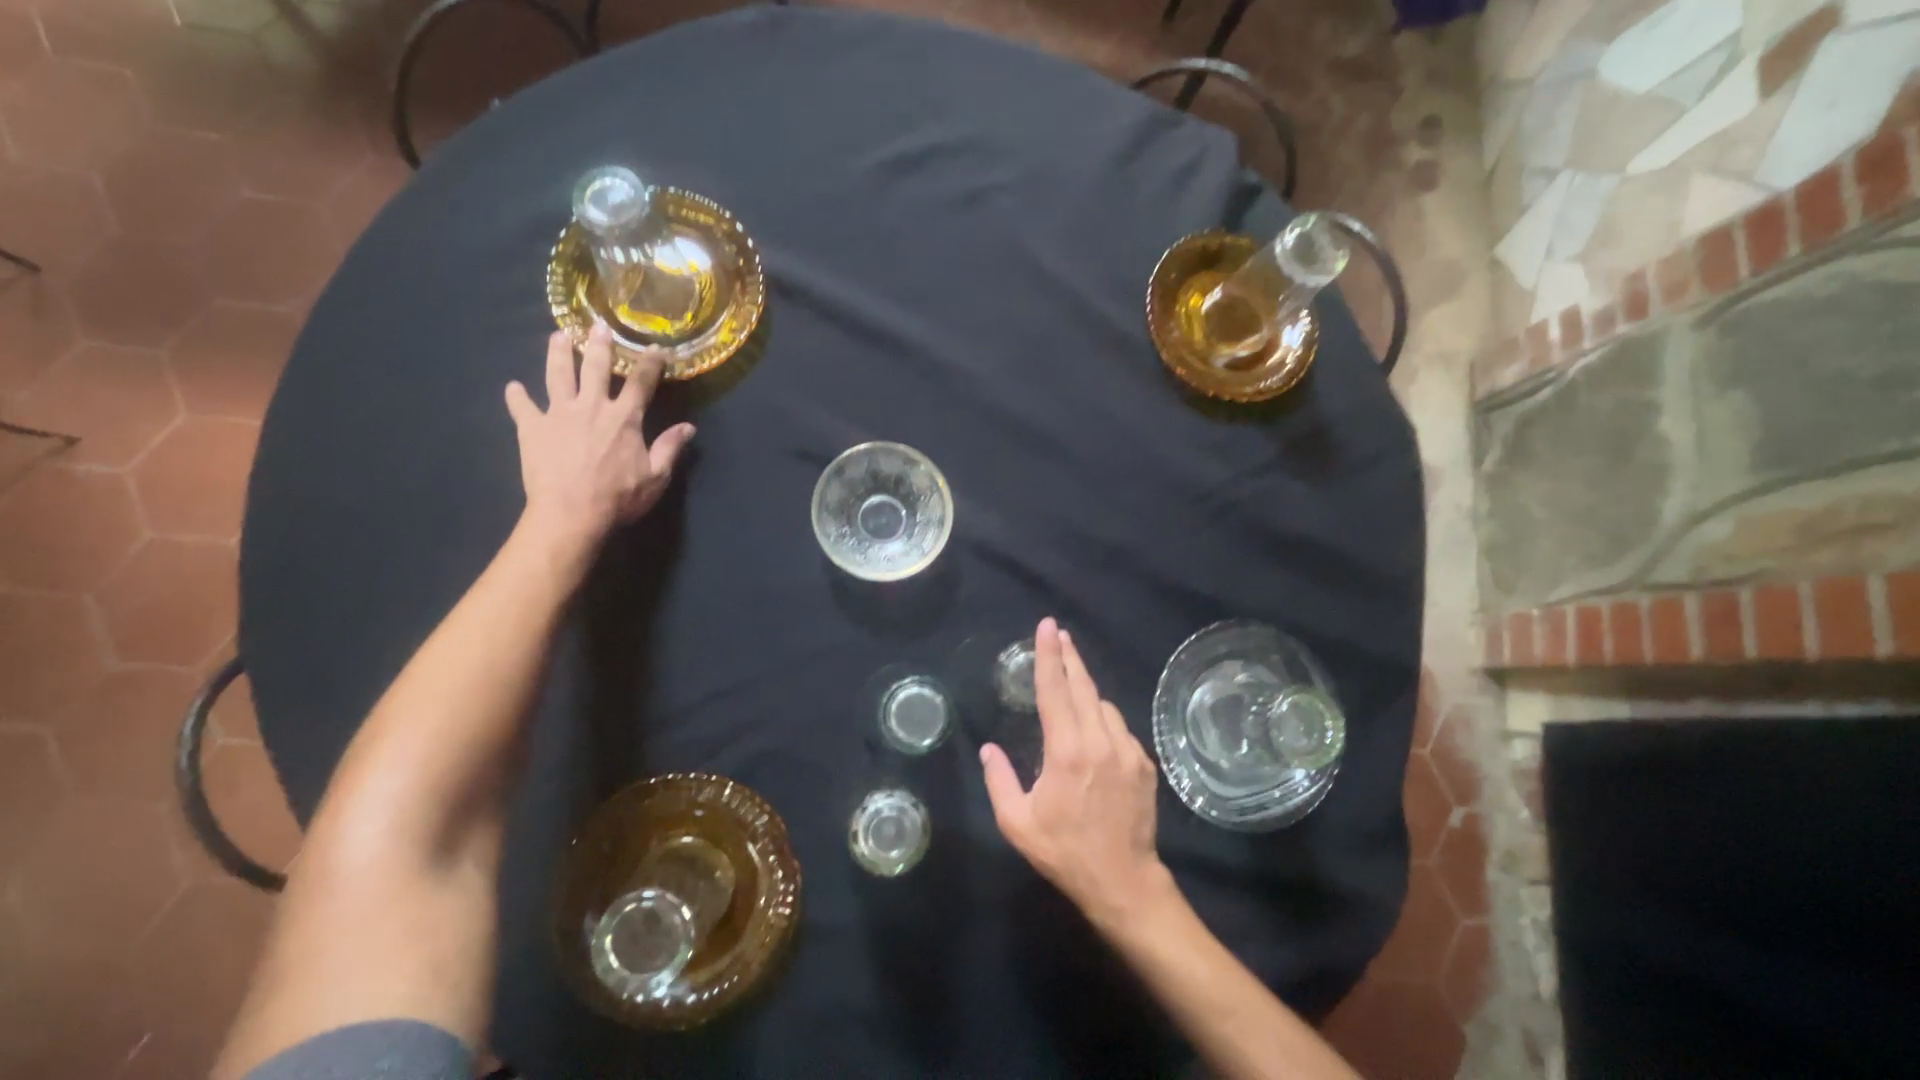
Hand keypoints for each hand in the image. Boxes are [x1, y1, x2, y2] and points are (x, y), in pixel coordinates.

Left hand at [504, 325, 694, 556]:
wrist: (571, 512)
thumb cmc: (618, 497)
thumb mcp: (655, 477)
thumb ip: (670, 448)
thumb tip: (689, 428)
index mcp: (624, 417)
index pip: (640, 383)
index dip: (649, 363)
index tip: (654, 347)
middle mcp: (591, 406)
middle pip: (594, 367)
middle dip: (598, 345)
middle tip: (598, 326)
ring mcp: (558, 414)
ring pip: (557, 375)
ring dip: (558, 354)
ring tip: (558, 336)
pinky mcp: (532, 428)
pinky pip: (522, 408)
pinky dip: (517, 397)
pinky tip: (513, 388)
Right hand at [981, 618, 1167, 921]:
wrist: (1123, 881)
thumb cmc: (1064, 852)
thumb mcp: (1017, 823)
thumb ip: (999, 781)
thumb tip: (989, 750)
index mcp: (1066, 752)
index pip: (1055, 691)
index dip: (1049, 656)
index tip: (1047, 627)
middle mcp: (1100, 742)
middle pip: (1084, 687)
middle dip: (1070, 657)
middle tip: (1059, 634)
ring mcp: (1128, 751)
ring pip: (1105, 706)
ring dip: (1086, 693)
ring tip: (1071, 692)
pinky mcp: (1144, 764)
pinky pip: (1120, 729)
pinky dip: (1104, 722)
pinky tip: (1094, 733)